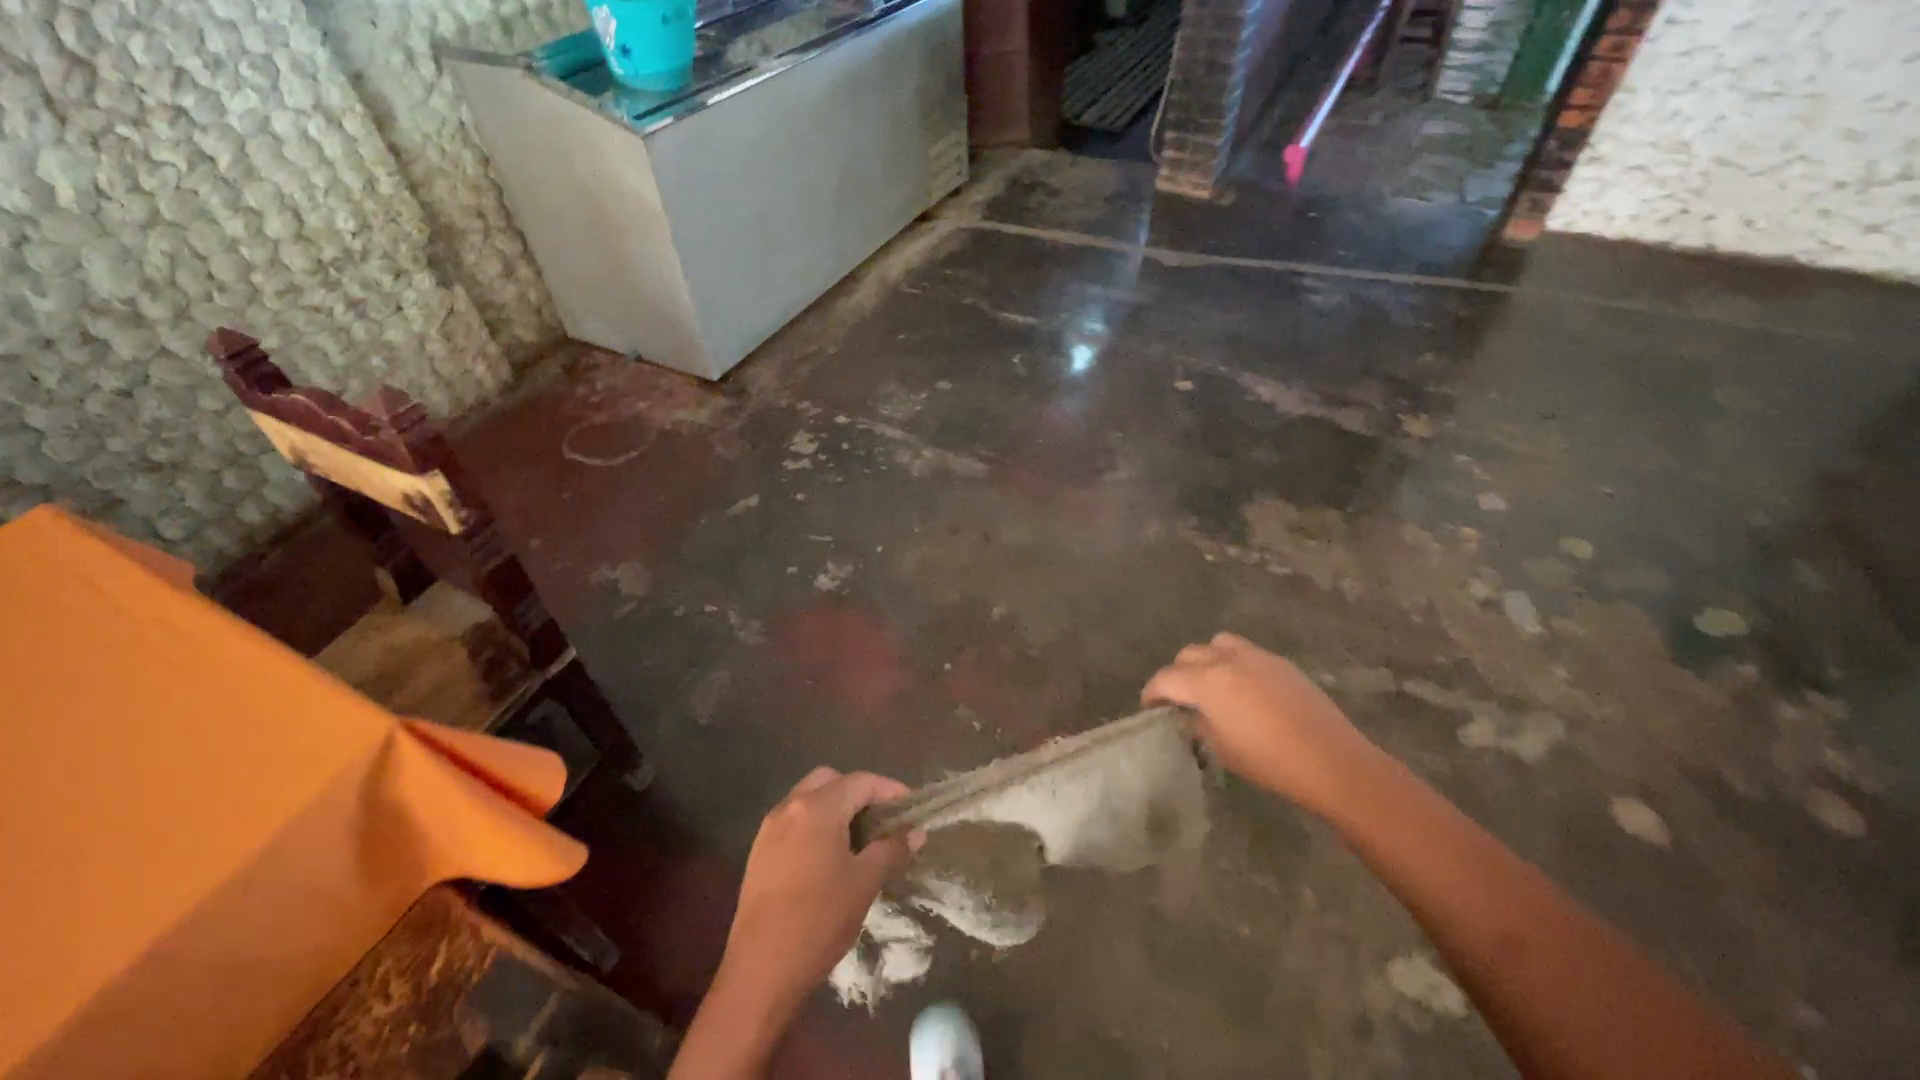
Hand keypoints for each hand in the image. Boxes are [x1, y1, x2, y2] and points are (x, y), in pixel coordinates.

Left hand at [715, 767, 919, 1014]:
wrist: (762, 967)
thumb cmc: (820, 919)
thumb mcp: (865, 882)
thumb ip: (891, 850)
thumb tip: (915, 832)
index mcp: (817, 808)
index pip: (860, 782)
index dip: (890, 790)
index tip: (912, 808)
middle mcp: (789, 807)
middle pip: (829, 781)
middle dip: (858, 793)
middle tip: (882, 821)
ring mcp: (769, 829)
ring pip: (807, 800)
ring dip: (835, 809)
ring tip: (860, 840)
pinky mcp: (759, 853)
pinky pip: (793, 822)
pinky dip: (815, 826)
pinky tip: (830, 857)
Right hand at [1142, 633, 1382, 814]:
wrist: (1331, 760)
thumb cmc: (1269, 762)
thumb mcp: (1222, 749)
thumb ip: (1198, 724)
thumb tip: (1190, 715)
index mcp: (1208, 682)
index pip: (1166, 678)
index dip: (1152, 692)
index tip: (1149, 708)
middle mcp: (1228, 660)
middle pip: (1189, 654)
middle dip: (1177, 674)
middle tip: (1178, 699)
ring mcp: (1258, 657)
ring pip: (1218, 644)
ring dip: (1206, 660)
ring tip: (1210, 686)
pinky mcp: (1282, 664)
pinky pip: (1246, 653)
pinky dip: (1233, 664)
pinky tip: (1243, 691)